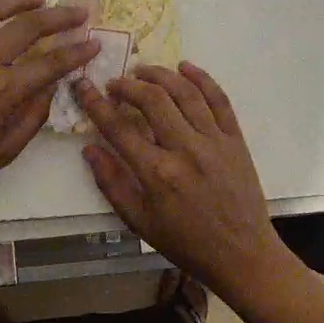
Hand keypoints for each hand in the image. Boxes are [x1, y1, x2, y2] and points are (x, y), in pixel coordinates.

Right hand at [75, 62, 288, 292]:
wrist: (240, 254)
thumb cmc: (185, 243)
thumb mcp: (140, 222)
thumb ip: (112, 184)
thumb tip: (90, 149)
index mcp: (157, 173)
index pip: (119, 128)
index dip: (96, 104)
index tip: (83, 87)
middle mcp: (185, 150)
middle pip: (153, 100)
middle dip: (129, 85)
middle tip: (115, 83)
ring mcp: (214, 142)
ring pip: (185, 93)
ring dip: (161, 75)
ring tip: (143, 70)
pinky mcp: (236, 140)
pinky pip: (219, 100)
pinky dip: (202, 79)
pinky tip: (186, 68)